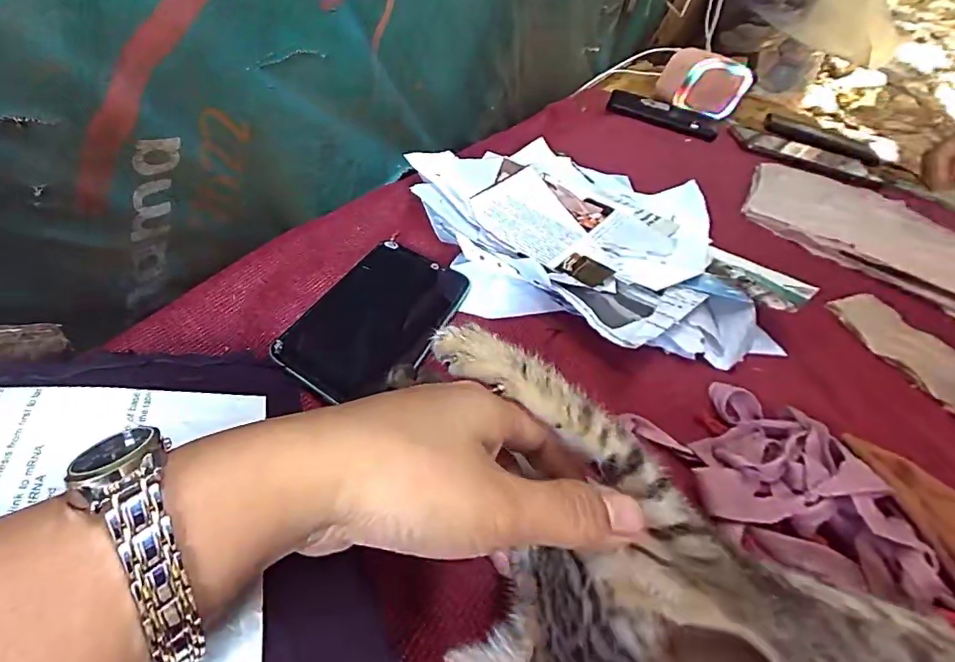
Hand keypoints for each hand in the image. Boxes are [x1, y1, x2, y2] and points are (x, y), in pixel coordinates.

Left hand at [268, 381, 645, 558]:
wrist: (314, 478)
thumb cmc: (417, 483)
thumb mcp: (501, 507)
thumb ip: (568, 513)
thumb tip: (640, 515)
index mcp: (485, 404)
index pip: (547, 435)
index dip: (574, 474)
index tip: (597, 517)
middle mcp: (451, 405)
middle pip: (511, 446)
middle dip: (537, 492)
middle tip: (559, 542)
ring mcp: (413, 426)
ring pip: (475, 464)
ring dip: (499, 503)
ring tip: (514, 551)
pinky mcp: (385, 452)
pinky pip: (441, 477)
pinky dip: (462, 505)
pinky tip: (459, 537)